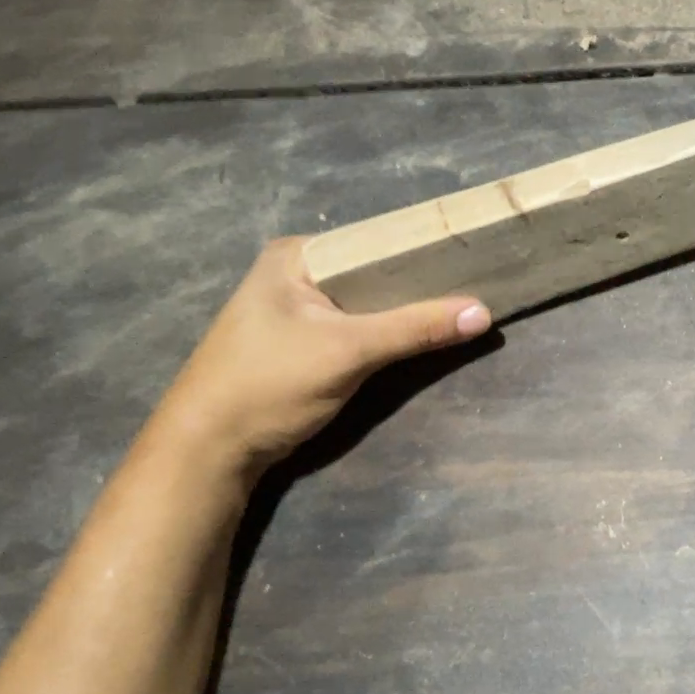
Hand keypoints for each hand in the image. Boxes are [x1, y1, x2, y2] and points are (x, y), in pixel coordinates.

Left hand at [142, 238, 490, 478]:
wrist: (210, 453)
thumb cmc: (267, 385)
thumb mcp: (349, 351)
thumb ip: (416, 328)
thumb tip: (485, 313)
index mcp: (298, 256)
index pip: (378, 240)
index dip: (426, 249)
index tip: (478, 255)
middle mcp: (301, 273)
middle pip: (380, 272)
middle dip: (425, 283)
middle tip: (482, 283)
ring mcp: (305, 309)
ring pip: (377, 302)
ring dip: (413, 311)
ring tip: (468, 305)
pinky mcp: (313, 342)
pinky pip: (368, 326)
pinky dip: (397, 331)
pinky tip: (431, 333)